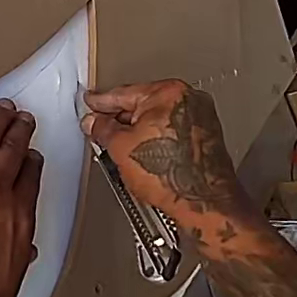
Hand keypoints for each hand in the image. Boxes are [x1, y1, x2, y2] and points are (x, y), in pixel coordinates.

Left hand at [0, 96, 42, 296]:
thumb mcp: (1, 292)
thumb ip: (14, 262)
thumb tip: (22, 251)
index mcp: (15, 221)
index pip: (29, 181)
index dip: (31, 164)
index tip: (31, 156)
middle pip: (11, 152)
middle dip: (18, 132)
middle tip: (22, 120)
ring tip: (1, 107)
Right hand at [80, 80, 250, 229]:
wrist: (201, 203)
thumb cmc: (172, 176)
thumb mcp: (120, 147)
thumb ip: (102, 128)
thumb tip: (94, 122)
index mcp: (168, 93)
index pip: (123, 94)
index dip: (101, 103)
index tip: (92, 103)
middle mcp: (189, 100)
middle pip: (142, 105)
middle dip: (119, 120)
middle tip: (101, 130)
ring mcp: (200, 118)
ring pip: (157, 120)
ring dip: (137, 133)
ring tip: (123, 152)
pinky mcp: (204, 137)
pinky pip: (171, 132)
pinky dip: (155, 142)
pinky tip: (144, 158)